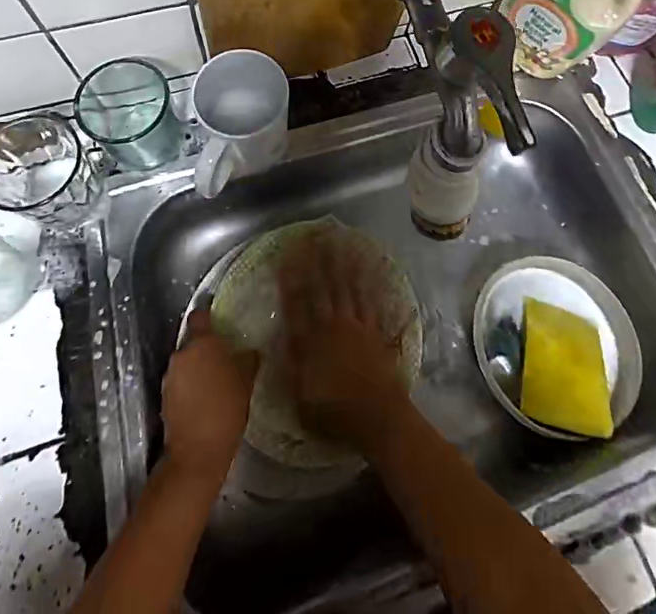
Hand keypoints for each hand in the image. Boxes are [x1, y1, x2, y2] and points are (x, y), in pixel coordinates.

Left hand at [160, 310, 259, 481]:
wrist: (197, 451)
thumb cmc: (227, 412)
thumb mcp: (245, 385)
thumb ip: (246, 362)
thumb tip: (249, 351)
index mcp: (202, 344)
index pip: (200, 316)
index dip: (208, 317)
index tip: (219, 325)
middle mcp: (182, 353)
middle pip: (193, 340)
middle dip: (206, 349)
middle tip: (223, 362)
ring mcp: (170, 373)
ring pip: (186, 361)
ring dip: (197, 367)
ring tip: (214, 384)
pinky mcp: (164, 392)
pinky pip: (179, 379)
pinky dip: (189, 384)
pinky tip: (202, 400)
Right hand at [277, 234, 411, 452]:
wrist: (379, 420)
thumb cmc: (334, 412)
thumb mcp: (298, 394)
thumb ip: (288, 364)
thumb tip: (276, 337)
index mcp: (309, 339)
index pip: (295, 301)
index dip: (289, 276)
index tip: (285, 254)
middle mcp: (332, 326)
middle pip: (323, 286)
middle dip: (317, 259)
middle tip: (314, 235)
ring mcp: (357, 327)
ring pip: (348, 288)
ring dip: (344, 263)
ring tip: (341, 241)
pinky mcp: (376, 333)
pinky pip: (373, 302)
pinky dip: (372, 283)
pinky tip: (373, 269)